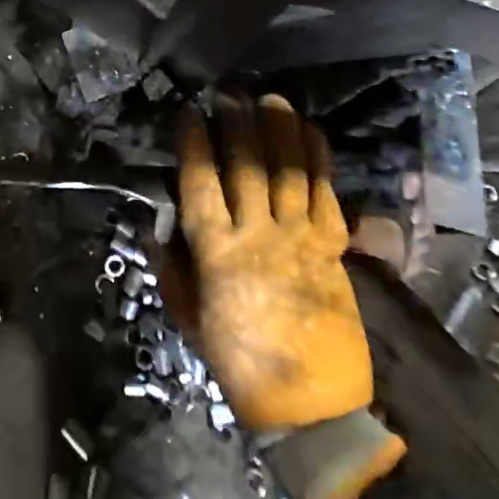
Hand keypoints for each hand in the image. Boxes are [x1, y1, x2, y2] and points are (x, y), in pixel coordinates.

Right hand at [177, 94, 372, 430]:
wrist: (311, 405)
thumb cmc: (242, 365)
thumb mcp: (192, 322)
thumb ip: (175, 269)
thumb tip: (165, 223)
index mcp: (217, 255)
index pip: (200, 185)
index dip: (193, 144)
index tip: (188, 113)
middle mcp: (259, 235)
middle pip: (246, 166)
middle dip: (236, 123)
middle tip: (230, 94)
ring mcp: (300, 237)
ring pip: (288, 169)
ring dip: (279, 129)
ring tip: (271, 98)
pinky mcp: (333, 244)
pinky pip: (326, 190)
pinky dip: (318, 157)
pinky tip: (311, 131)